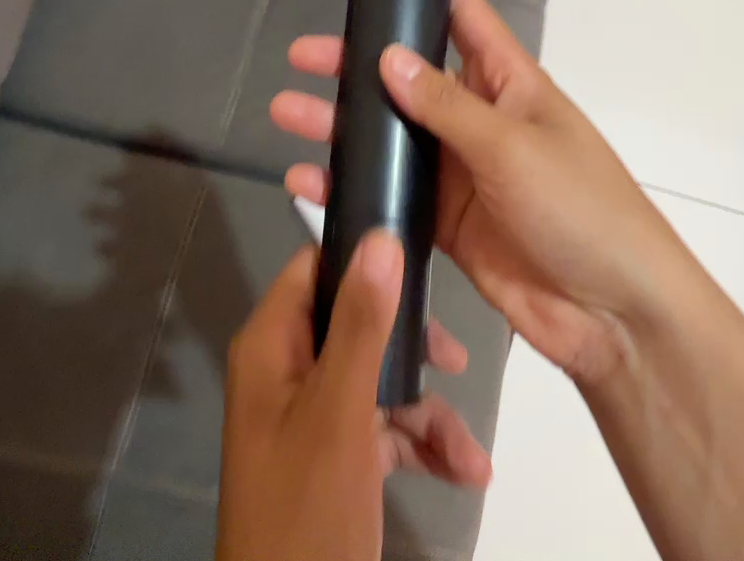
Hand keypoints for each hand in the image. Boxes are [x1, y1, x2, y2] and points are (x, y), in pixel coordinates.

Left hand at [217, 232, 489, 560]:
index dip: (361, 259)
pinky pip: (383, 428)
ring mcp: (312, 413)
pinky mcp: (335, 453)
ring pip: (378, 380)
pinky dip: (421, 446)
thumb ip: (362, 323)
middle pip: (356, 324)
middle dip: (411, 348)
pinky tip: (465, 472)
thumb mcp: (339, 411)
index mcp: (272, 346)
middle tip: (454, 360)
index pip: (313, 271)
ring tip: (471, 455)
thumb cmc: (307, 506)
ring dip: (428, 412)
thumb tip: (380, 237)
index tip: (418, 259)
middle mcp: (289, 370)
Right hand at [271, 0, 665, 385]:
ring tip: (285, 113)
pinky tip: (307, 180)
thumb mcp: (512, 146)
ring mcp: (458, 171)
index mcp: (508, 83)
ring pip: (388, 135)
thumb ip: (446, 105)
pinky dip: (349, 185)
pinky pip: (388, 192)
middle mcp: (477, 119)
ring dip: (339, 124)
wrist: (613, 313)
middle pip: (408, 76)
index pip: (462, 16)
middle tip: (304, 57)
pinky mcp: (443, 220)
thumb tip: (387, 57)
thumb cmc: (578, 208)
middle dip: (356, 62)